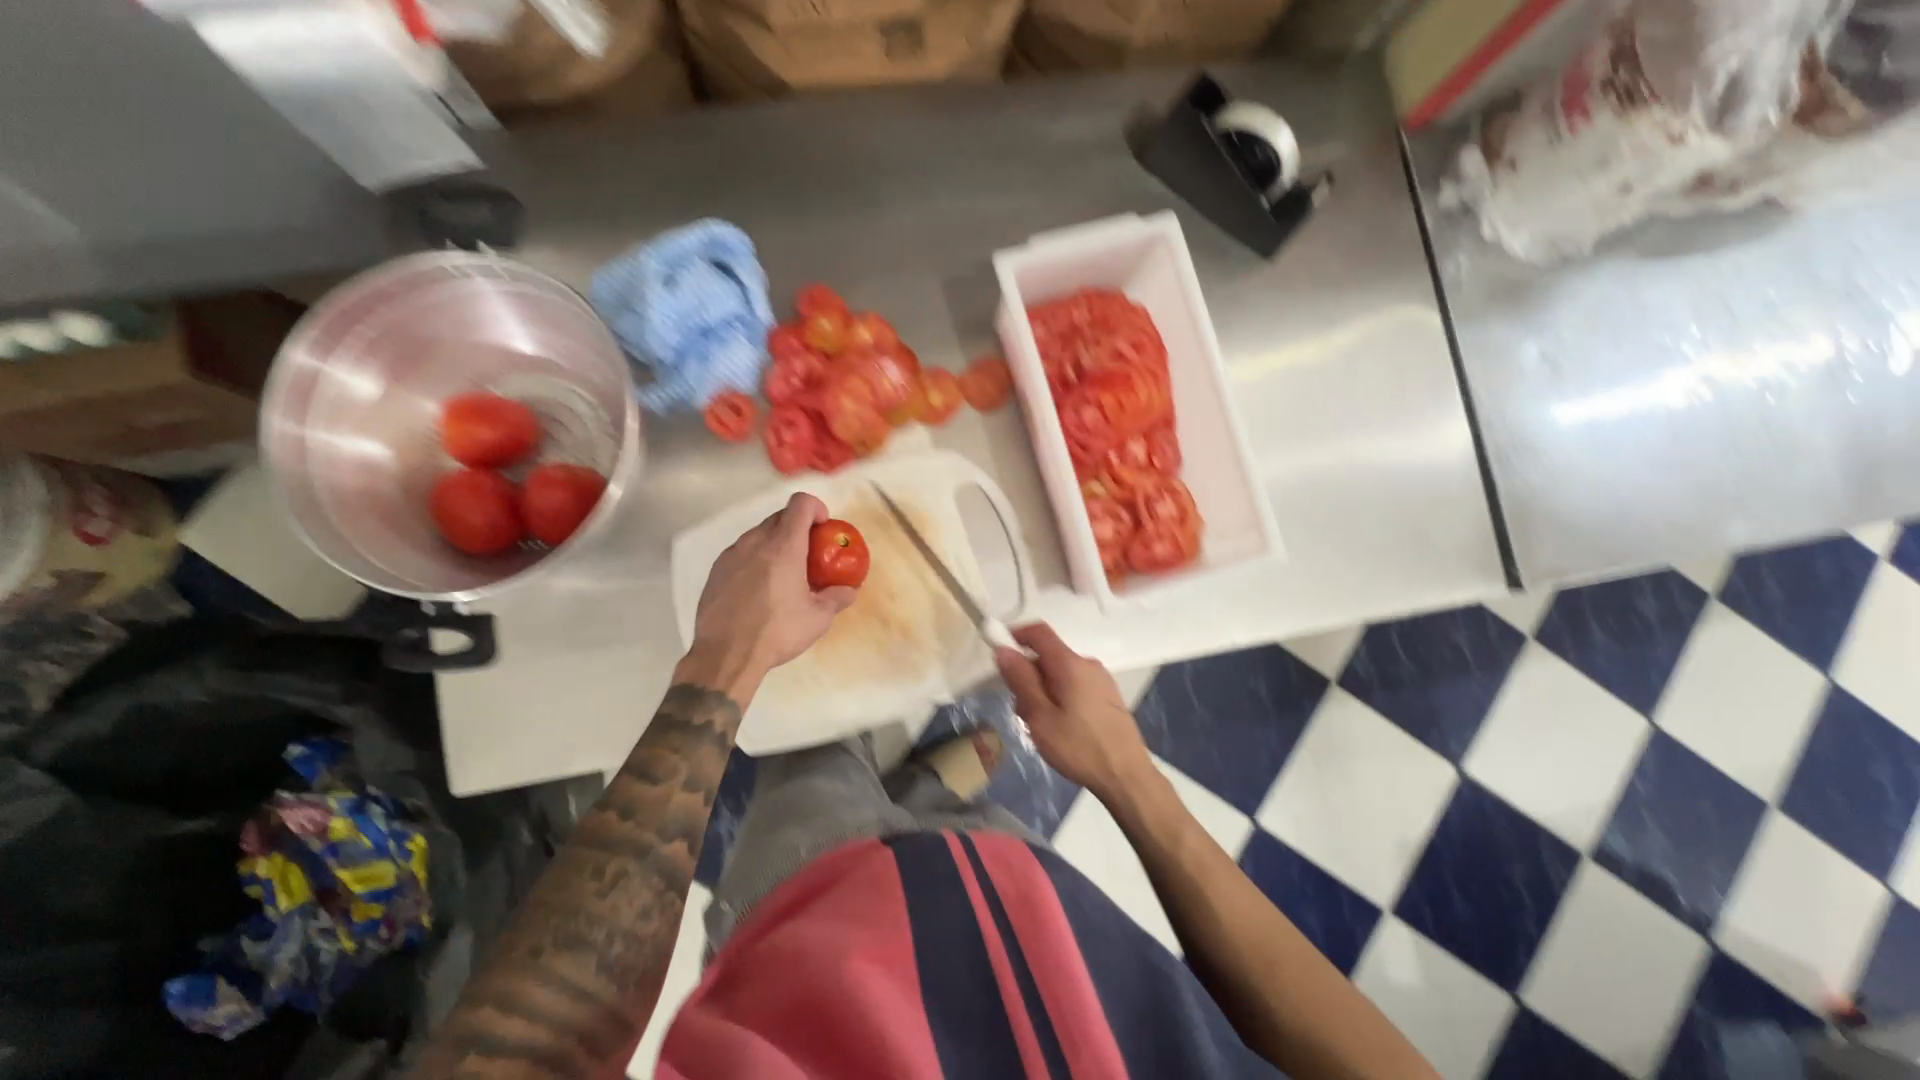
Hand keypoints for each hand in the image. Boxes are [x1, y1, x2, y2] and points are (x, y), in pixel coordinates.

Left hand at [686, 492, 857, 695]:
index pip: (801, 504)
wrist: (725, 655)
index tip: (823, 527)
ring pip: (758, 535)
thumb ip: (837, 598)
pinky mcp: (716, 571)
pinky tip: (759, 589)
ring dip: (775, 544)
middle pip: (779, 517)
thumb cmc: (777, 632)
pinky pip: (741, 553)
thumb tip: (850, 589)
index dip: (816, 508)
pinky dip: (755, 560)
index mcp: (783, 547)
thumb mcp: (817, 619)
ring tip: (783, 574)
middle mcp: (755, 542)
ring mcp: (731, 554)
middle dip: (797, 527)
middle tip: (808, 554)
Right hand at [994, 623, 1151, 799]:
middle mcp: (1088, 665)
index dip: (1015, 635)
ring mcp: (1101, 681)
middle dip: (1028, 675)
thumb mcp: (1040, 716)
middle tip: (1020, 709)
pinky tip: (1061, 729)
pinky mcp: (1108, 697)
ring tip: (1041, 726)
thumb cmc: (1079, 747)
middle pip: (1049, 656)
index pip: (1039, 632)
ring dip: (1043, 691)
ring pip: (1061, 674)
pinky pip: (1075, 686)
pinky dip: (1060, 698)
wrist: (1126, 776)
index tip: (999, 655)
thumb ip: (1021, 680)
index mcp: (1071, 664)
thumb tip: (1004, 650)